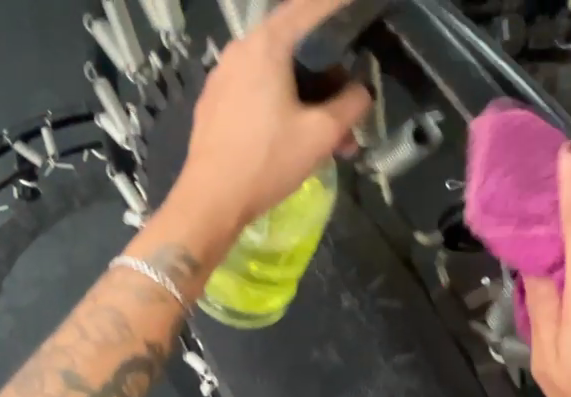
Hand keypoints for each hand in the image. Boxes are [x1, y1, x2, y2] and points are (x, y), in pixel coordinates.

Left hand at [167, 0, 372, 231]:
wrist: (210, 203)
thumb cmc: (266, 162)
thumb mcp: (321, 134)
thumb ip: (351, 105)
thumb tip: (360, 93)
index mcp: (266, 45)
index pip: (310, 8)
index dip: (338, 5)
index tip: (357, 5)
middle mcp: (239, 51)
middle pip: (293, 48)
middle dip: (327, 75)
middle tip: (348, 105)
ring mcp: (221, 79)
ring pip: (275, 76)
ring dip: (306, 100)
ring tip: (327, 137)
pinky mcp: (213, 106)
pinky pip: (254, 95)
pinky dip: (279, 108)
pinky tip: (293, 139)